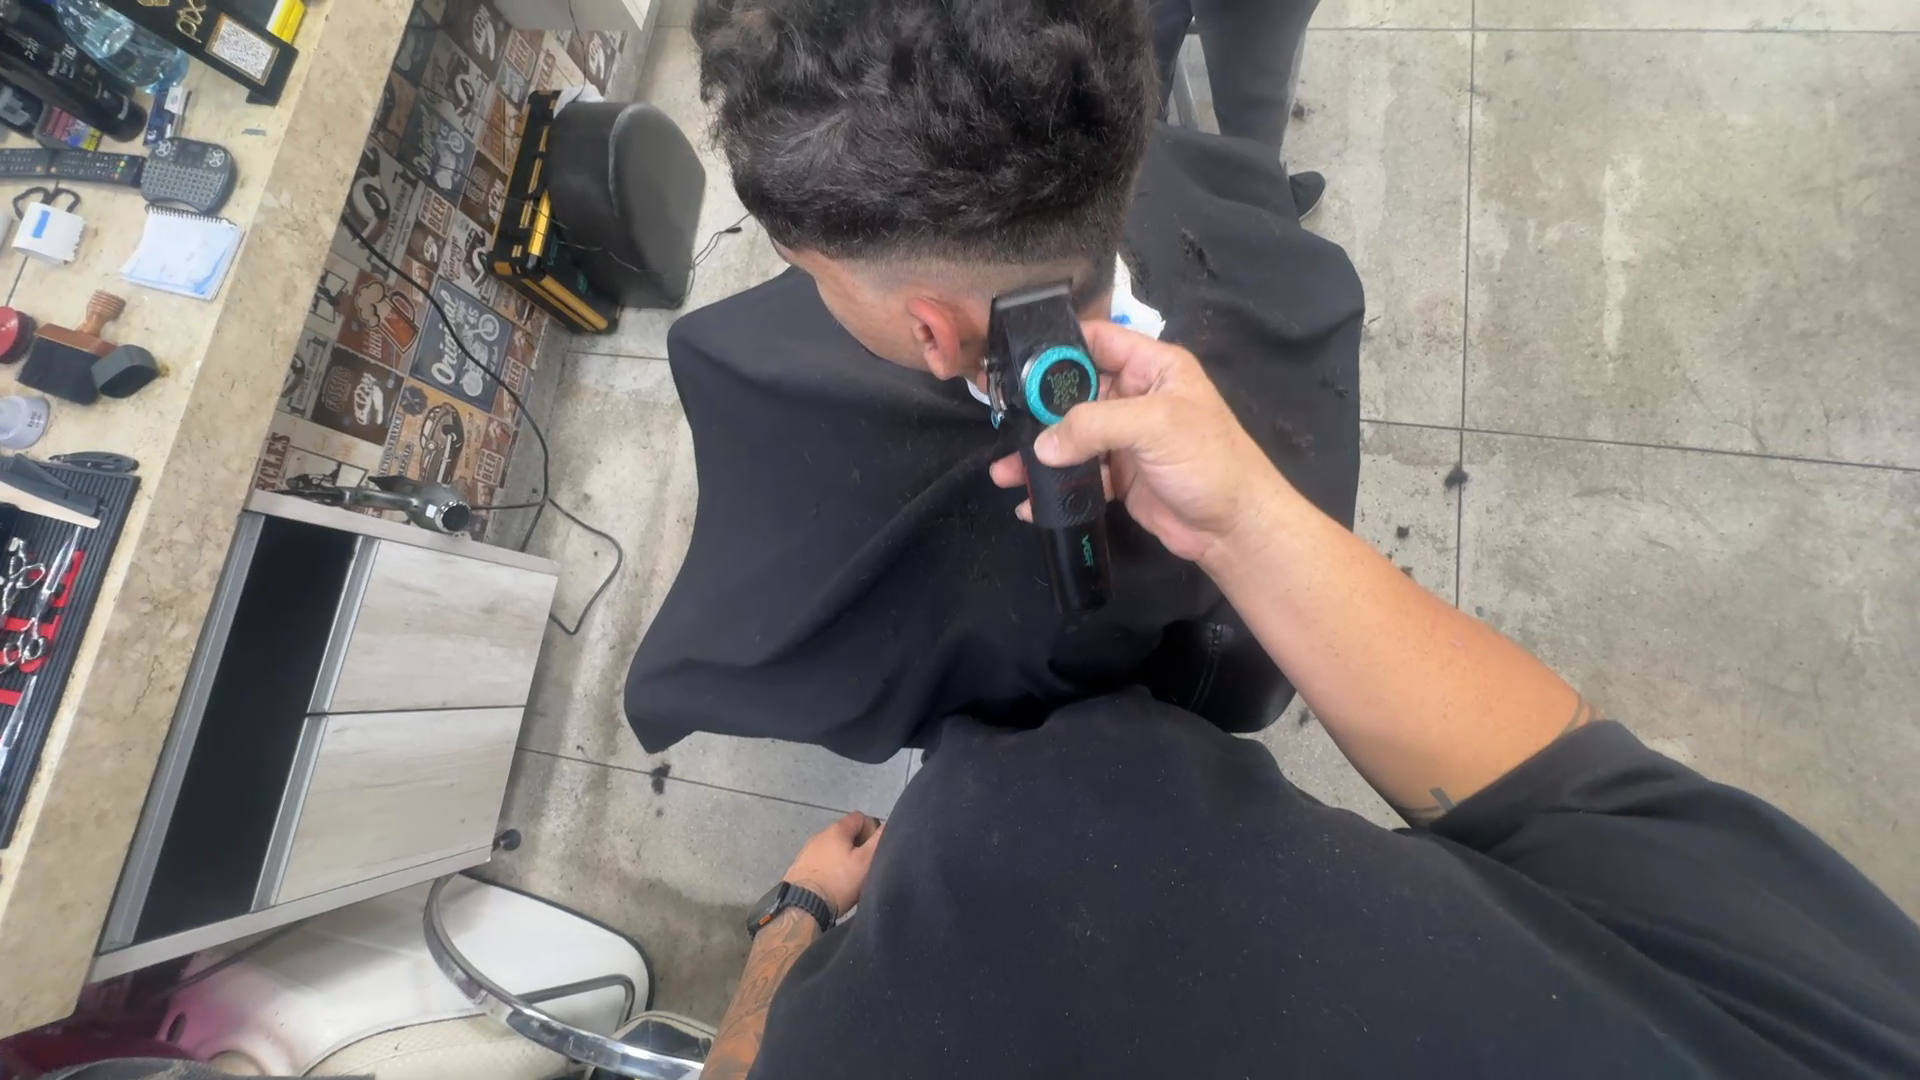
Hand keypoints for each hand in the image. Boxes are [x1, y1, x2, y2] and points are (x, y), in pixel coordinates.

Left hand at [782, 811, 883, 918]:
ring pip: (831, 849)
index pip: (860, 817)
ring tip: (848, 879)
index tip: (874, 850)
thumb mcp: (866, 862)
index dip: (871, 830)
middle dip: (857, 846)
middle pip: (845, 833)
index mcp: (836, 829)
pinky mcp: (798, 868)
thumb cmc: (838, 882)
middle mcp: (819, 835)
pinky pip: (819, 863)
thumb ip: (878, 841)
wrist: (801, 908)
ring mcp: (806, 851)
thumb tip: (887, 825)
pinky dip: (828, 869)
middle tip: (864, 867)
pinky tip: (831, 886)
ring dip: (841, 859)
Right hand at [989, 320, 1287, 564]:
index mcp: (1152, 368)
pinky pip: (1078, 474)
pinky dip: (1055, 487)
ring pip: (1070, 438)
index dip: (1058, 347)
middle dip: (1037, 409)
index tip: (1016, 363)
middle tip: (1001, 421)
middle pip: (1074, 392)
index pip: (1097, 341)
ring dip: (1039, 455)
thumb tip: (1042, 446)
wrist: (1232, 529)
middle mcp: (1136, 397)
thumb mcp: (1156, 426)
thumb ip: (1094, 425)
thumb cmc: (1208, 463)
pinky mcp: (1118, 475)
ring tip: (1006, 472)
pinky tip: (1031, 501)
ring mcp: (1125, 439)